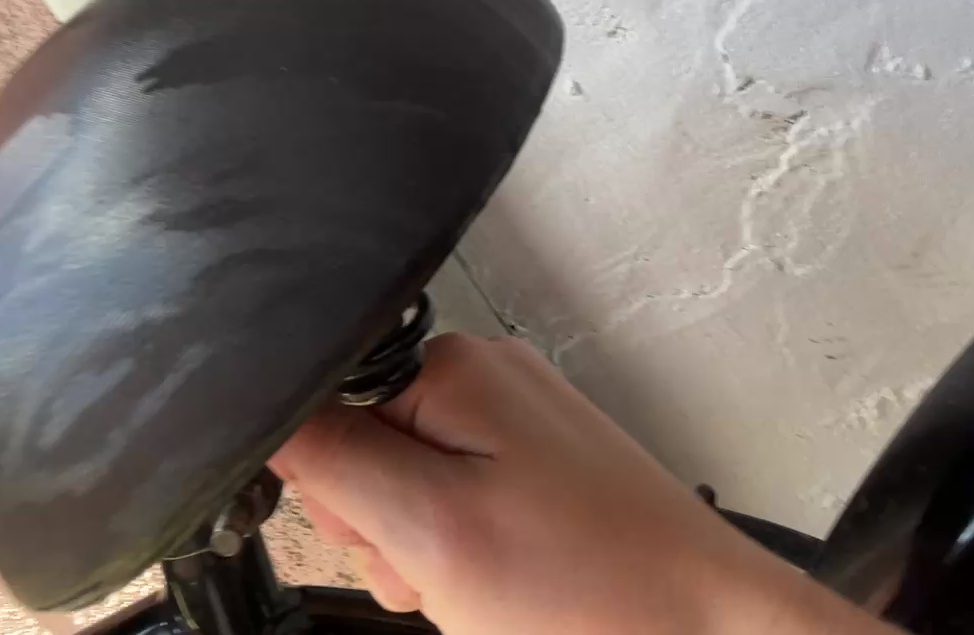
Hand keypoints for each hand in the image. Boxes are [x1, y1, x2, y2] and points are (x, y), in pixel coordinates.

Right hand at [271, 333, 895, 634]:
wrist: (705, 623)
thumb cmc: (577, 583)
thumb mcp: (433, 529)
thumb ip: (339, 461)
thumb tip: (268, 407)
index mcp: (453, 364)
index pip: (333, 403)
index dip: (339, 488)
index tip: (382, 544)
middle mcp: (486, 367)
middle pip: (377, 437)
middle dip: (386, 518)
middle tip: (438, 573)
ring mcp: (519, 406)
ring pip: (418, 468)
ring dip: (424, 536)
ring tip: (475, 584)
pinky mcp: (541, 446)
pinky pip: (465, 479)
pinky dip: (462, 532)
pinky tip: (499, 574)